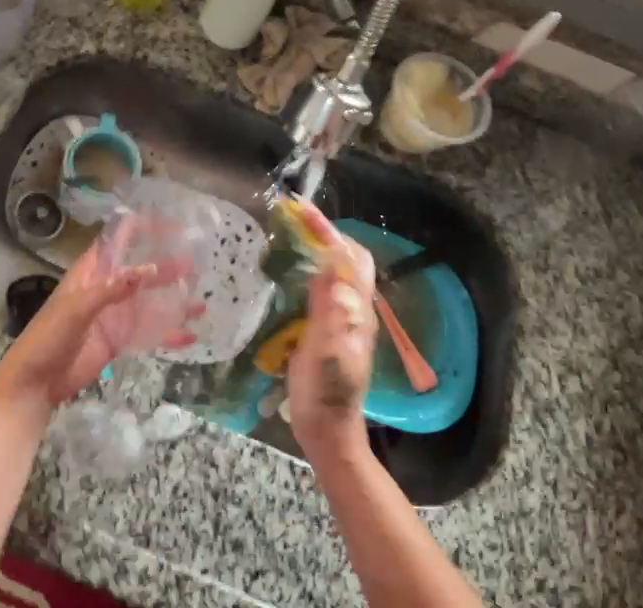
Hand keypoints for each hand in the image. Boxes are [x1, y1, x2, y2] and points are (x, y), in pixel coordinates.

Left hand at [0, 221, 201, 414]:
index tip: (172, 224)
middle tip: (197, 264)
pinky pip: (148, 333)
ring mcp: (113, 316)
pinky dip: (168, 334)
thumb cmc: (48, 338)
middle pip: (140, 271)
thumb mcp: (76, 310)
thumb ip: (110, 290)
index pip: (119, 239)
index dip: (142, 228)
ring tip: (201, 303)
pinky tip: (190, 337)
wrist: (34, 383)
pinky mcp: (118, 341)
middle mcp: (105, 289)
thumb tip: (146, 270)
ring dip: (172, 301)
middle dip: (166, 267)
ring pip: (149, 302)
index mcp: (90, 272)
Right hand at [286, 235, 377, 461]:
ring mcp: (342, 320)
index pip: (350, 258)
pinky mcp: (328, 329)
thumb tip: (331, 265)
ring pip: (336, 272)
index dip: (328, 232)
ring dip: (317, 248)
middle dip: (324, 233)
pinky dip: (308, 270)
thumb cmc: (325, 394)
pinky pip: (323, 288)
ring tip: (288, 235)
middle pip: (348, 260)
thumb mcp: (326, 352)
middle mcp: (354, 310)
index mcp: (356, 312)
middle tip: (293, 217)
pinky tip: (286, 273)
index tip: (301, 210)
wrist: (327, 431)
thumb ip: (330, 310)